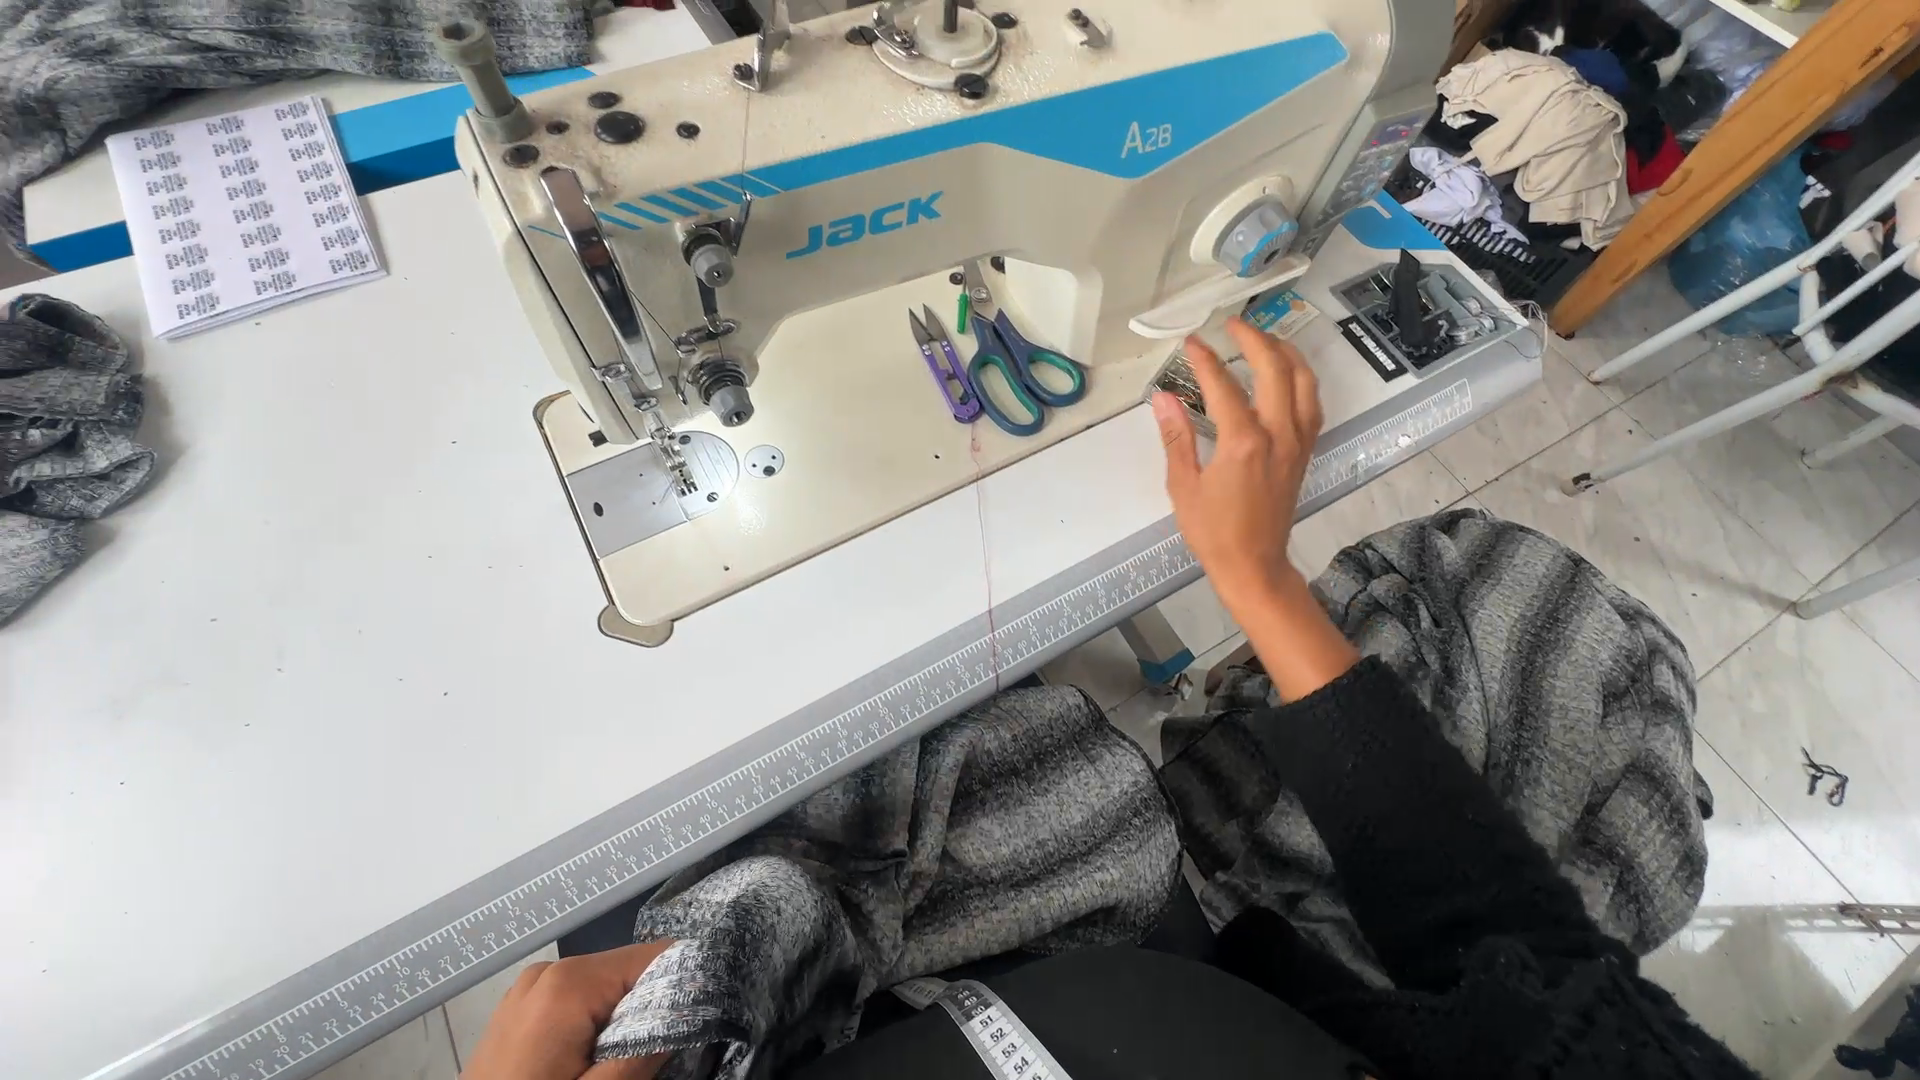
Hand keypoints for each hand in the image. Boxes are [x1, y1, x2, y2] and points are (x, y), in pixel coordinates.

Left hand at [462, 942, 673, 1079]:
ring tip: (604, 1066)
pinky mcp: (517, 1006)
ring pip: (603, 985)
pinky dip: (589, 1022)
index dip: (677, 988)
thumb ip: (644, 1053)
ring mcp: (529, 986)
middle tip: (639, 1060)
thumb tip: (688, 1014)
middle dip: (644, 1010)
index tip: (683, 1028)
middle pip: (627, 971)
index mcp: (570, 983)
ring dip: (617, 1019)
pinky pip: (574, 998)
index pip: (652, 957)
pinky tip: (579, 1062)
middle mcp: (550, 970)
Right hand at [1153, 317, 1320, 612]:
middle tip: (1233, 325)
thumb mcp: (1183, 486)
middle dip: (1254, 340)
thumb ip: (1176, 437)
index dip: (1205, 360)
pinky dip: (1301, 380)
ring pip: (1304, 382)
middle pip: (1275, 370)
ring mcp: (1297, 442)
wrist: (1253, 565)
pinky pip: (1312, 404)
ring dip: (1286, 353)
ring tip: (1265, 339)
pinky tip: (1287, 375)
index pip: (1223, 386)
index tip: (1191, 342)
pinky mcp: (1305, 452)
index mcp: (1243, 443)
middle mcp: (1278, 435)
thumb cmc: (1212, 532)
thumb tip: (1163, 398)